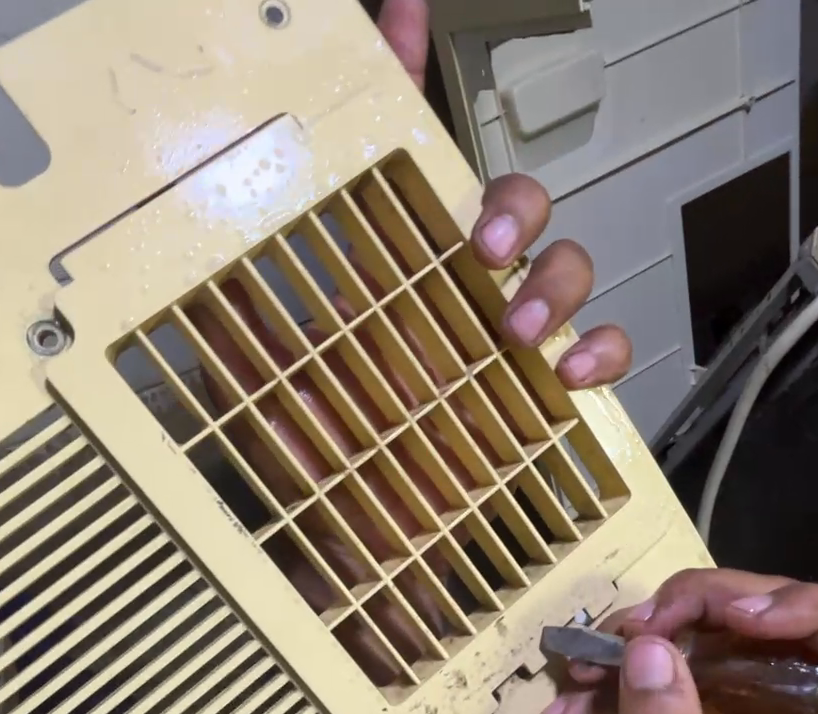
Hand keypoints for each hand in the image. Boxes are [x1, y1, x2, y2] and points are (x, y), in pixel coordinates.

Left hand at [190, 0, 631, 684]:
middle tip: (484, 253)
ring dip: (555, 282)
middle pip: (511, 205)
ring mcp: (503, 345)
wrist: (361, 555)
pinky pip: (597, 351)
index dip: (407, 76)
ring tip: (520, 333)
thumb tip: (220, 287)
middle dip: (513, 209)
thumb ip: (243, 346)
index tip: (403, 8)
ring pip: (563, 268)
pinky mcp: (540, 397)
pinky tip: (572, 374)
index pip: (403, 165)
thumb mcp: (259, 399)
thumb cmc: (315, 473)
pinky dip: (598, 351)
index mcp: (387, 278)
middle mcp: (452, 297)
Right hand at [539, 569, 817, 713]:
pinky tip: (573, 702)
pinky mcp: (715, 709)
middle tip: (640, 628)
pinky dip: (622, 670)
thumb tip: (648, 649)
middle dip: (711, 604)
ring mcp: (760, 707)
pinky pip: (678, 660)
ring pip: (727, 625)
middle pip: (792, 614)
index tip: (741, 620)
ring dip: (657, 627)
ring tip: (591, 661)